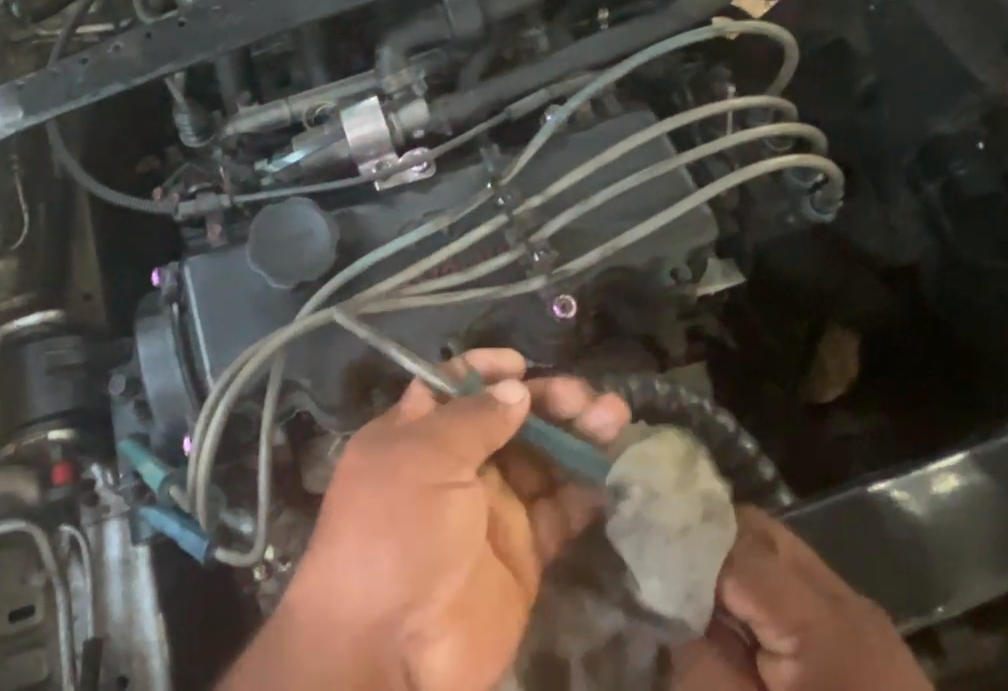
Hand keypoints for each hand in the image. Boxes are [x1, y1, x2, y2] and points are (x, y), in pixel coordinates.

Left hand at [221, 348, 629, 690]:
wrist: (392, 644)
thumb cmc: (396, 531)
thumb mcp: (423, 458)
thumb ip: (472, 419)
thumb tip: (515, 387)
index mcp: (415, 435)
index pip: (453, 388)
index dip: (486, 371)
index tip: (522, 363)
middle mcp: (453, 467)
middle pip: (507, 421)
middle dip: (546, 402)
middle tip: (585, 398)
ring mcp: (490, 510)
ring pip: (541, 462)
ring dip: (577, 439)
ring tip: (613, 419)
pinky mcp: (524, 553)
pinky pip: (561, 511)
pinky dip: (588, 489)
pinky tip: (615, 468)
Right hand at [674, 507, 932, 690]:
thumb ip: (697, 654)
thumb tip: (656, 597)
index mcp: (820, 622)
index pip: (731, 547)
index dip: (676, 542)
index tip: (630, 544)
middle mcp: (846, 600)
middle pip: (757, 530)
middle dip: (700, 537)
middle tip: (652, 560)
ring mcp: (860, 616)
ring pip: (775, 549)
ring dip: (726, 558)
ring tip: (683, 587)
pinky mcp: (862, 636)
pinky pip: (794, 583)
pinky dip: (754, 583)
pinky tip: (726, 614)